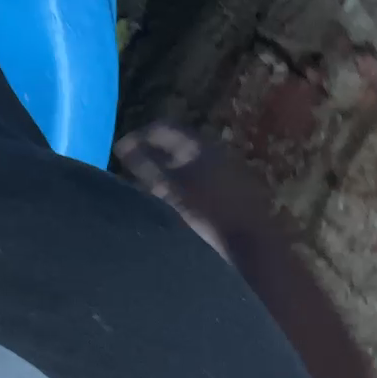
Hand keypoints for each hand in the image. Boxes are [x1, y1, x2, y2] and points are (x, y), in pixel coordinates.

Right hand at [116, 123, 276, 255]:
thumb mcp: (165, 185)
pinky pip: (204, 180)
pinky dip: (185, 185)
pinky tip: (176, 202)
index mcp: (200, 146)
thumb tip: (122, 146)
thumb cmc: (205, 211)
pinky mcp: (239, 196)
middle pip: (177, 146)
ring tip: (151, 188)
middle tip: (134, 169)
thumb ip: (142, 162)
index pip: (162, 128)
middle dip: (153, 154)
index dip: (138, 136)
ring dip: (169, 172)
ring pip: (191, 164)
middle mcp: (218, 154)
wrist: (255, 249)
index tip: (121, 151)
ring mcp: (232, 175)